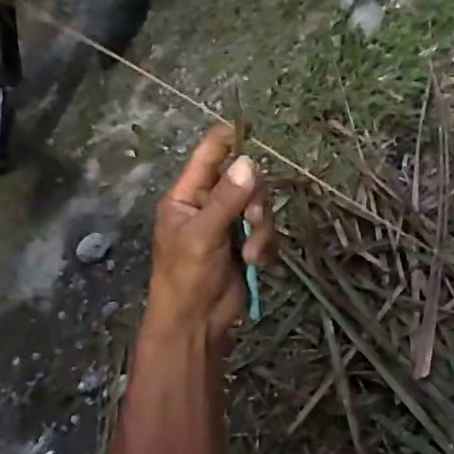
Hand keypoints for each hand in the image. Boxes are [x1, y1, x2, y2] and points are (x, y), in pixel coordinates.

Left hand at [142, 125, 277, 346]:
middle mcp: (209, 206)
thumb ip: (227, 199)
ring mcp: (229, 227)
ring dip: (261, 231)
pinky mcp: (246, 247)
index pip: (208, 157)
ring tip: (251, 255)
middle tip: (252, 222)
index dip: (228, 140)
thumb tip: (249, 162)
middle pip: (244, 181)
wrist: (195, 325)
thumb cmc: (186, 278)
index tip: (251, 128)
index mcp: (187, 197)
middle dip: (254, 202)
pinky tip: (258, 264)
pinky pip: (267, 233)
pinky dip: (266, 247)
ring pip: (260, 209)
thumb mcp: (203, 235)